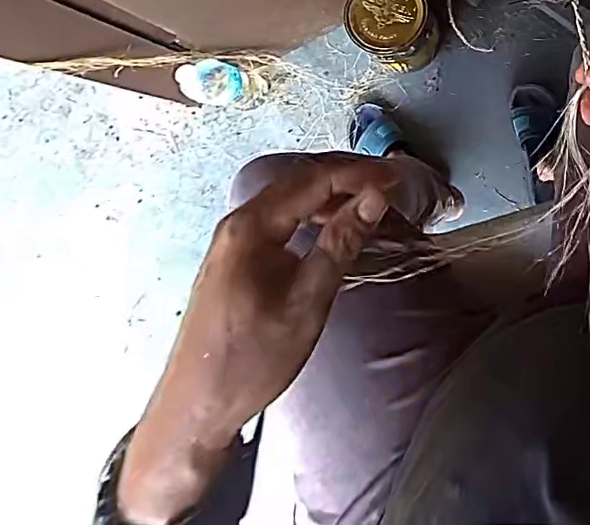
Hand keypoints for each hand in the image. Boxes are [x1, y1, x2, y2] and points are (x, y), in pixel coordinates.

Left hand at [117, 153, 392, 523]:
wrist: (192, 415)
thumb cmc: (251, 361)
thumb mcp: (306, 302)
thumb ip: (341, 242)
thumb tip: (376, 196)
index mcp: (250, 228)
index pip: (314, 179)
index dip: (359, 173)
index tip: (397, 178)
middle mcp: (238, 222)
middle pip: (300, 178)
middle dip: (349, 173)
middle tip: (390, 181)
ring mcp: (234, 238)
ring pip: (291, 193)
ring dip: (333, 188)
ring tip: (372, 196)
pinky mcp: (237, 255)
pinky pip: (283, 212)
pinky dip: (315, 207)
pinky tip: (336, 220)